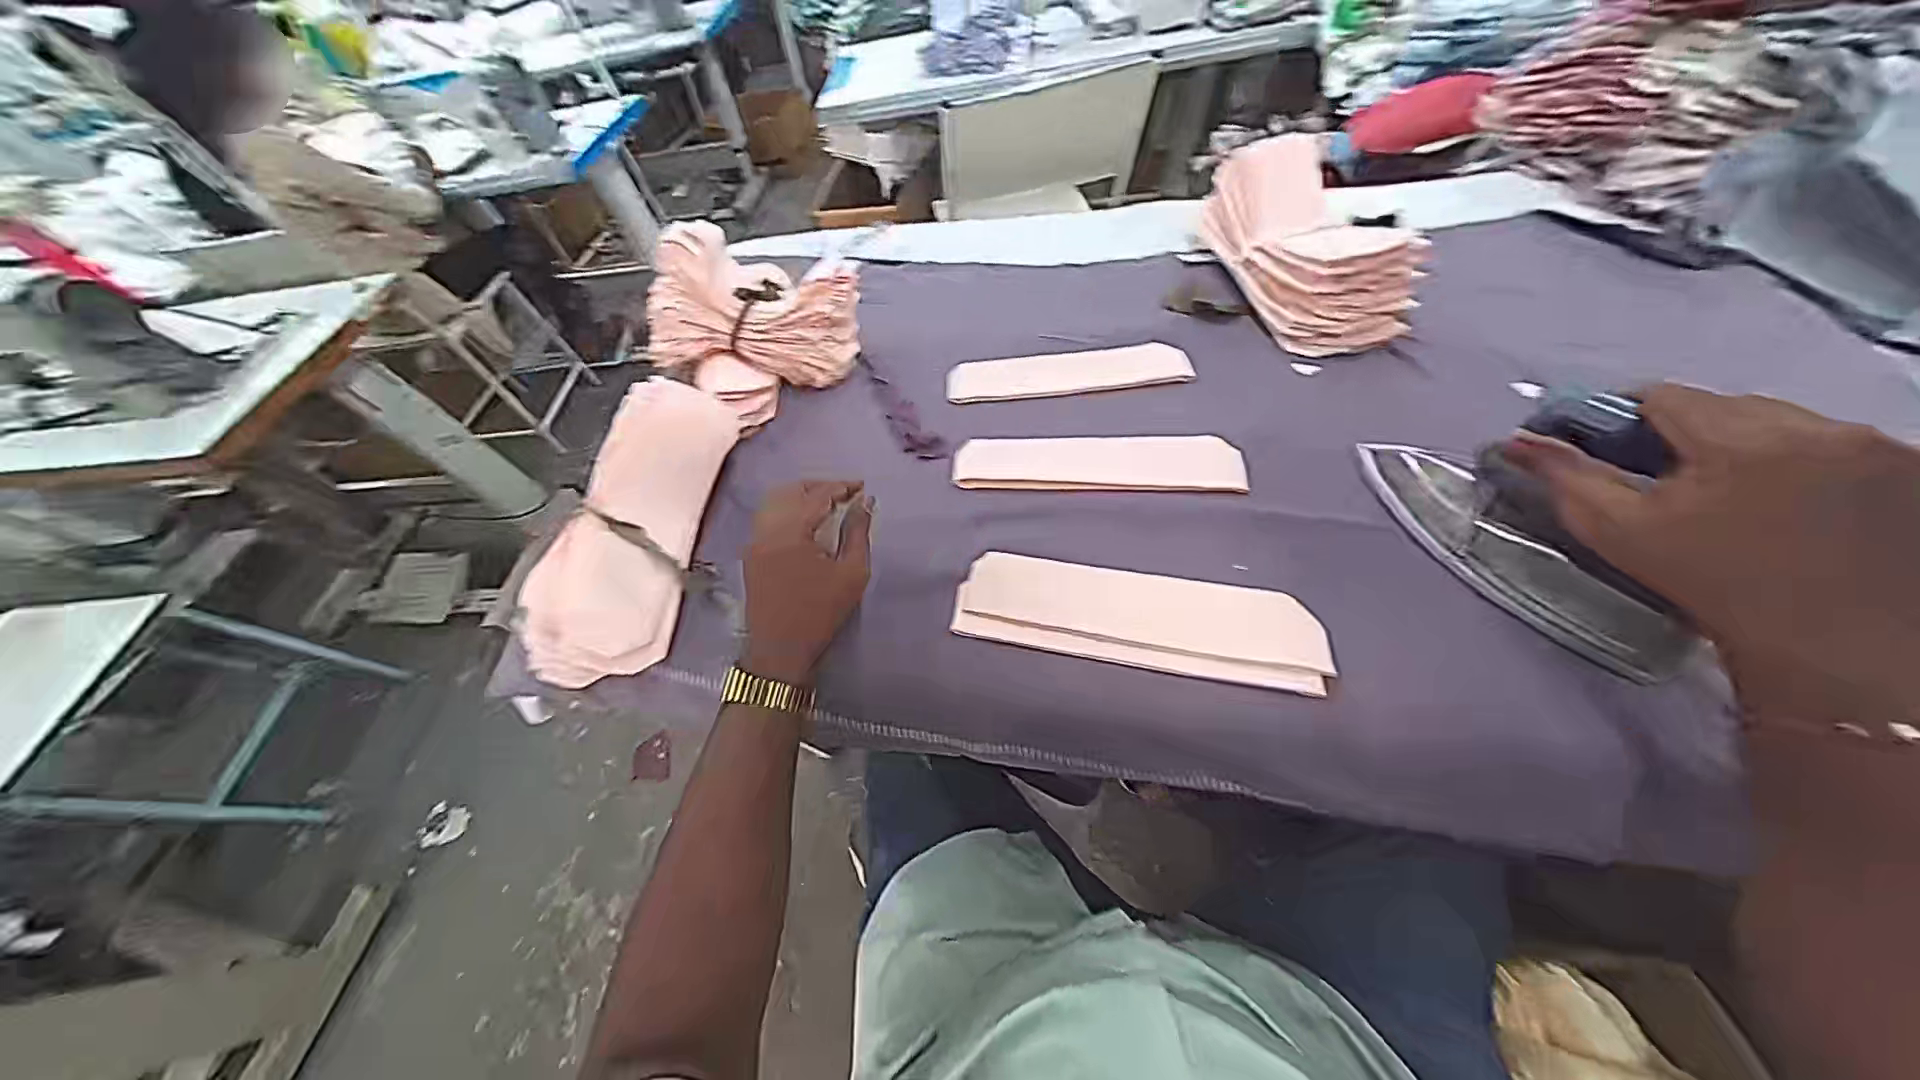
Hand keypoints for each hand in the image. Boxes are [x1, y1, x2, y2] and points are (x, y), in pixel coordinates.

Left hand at [740, 481, 872, 686]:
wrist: (780, 649)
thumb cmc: (820, 612)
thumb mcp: (852, 573)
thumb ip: (857, 533)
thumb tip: (864, 503)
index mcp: (790, 533)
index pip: (817, 496)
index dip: (841, 487)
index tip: (862, 487)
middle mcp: (766, 530)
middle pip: (791, 491)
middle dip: (820, 486)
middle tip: (847, 492)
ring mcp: (754, 541)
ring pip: (776, 501)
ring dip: (802, 495)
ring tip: (829, 503)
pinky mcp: (751, 553)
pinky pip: (768, 517)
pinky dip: (788, 509)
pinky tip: (807, 521)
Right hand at [1502, 384, 1919, 726]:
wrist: (1834, 646)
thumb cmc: (1712, 584)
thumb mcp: (1620, 531)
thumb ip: (1567, 478)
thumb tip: (1519, 442)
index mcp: (1740, 439)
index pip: (1661, 396)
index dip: (1620, 418)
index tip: (1600, 447)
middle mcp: (1819, 428)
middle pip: (1723, 406)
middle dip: (1683, 433)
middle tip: (1656, 480)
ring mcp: (1878, 447)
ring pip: (1780, 423)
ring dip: (1743, 446)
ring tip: (1724, 497)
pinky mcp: (1911, 469)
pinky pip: (1832, 444)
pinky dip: (1797, 462)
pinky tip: (1783, 506)